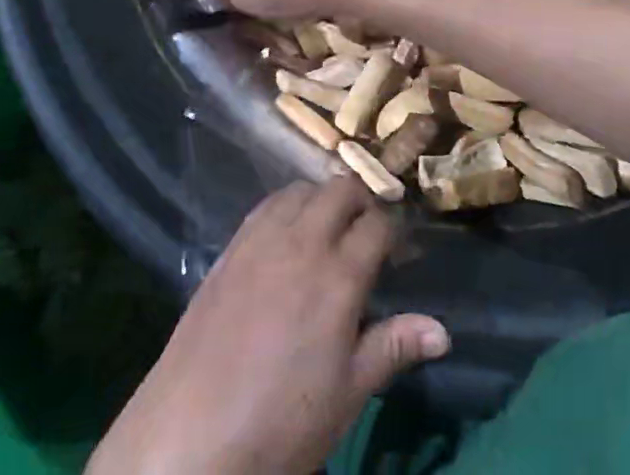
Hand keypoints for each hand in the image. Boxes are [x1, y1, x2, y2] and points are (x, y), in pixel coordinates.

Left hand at [87, 177, 448, 474]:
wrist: (188, 438)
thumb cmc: (281, 422)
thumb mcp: (347, 393)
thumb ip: (393, 348)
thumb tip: (442, 330)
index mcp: (338, 277)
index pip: (378, 225)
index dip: (395, 230)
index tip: (400, 249)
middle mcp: (301, 245)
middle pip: (339, 190)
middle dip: (362, 200)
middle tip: (368, 231)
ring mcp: (259, 243)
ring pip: (299, 190)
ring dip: (321, 198)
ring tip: (328, 228)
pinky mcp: (228, 252)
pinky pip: (263, 207)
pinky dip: (285, 207)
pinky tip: (286, 235)